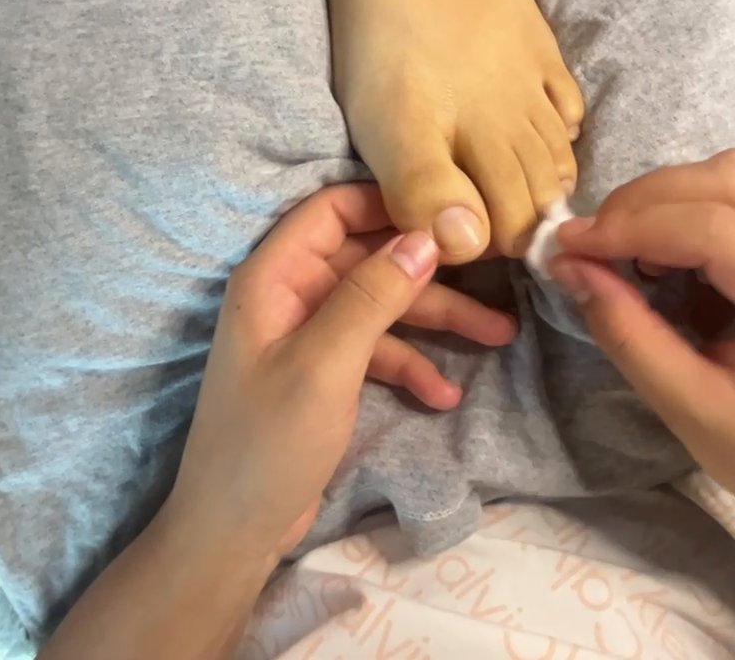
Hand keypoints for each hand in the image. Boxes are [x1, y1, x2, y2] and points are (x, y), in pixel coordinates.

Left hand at [160, 184, 513, 562]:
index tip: (448, 210)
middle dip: (428, 273)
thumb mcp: (324, 364)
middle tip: (494, 273)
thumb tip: (425, 238)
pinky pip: (376, 350)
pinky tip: (445, 394)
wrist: (234, 533)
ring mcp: (310, 333)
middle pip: (368, 260)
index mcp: (274, 275)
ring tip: (500, 334)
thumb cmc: (268, 440)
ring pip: (381, 307)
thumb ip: (372, 296)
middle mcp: (292, 293)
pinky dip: (410, 365)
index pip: (332, 210)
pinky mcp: (326, 370)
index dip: (386, 202)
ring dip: (435, 321)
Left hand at [301, 0, 583, 262]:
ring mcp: (535, 73)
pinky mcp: (534, 36)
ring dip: (547, 178)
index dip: (503, 248)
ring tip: (531, 197)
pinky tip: (554, 129)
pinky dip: (563, 124)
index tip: (485, 257)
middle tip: (509, 236)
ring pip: (558, 144)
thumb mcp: (388, 124)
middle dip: (529, 220)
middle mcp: (524, 115)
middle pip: (541, 187)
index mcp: (490, 144)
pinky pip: (566, 94)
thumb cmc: (386, 39)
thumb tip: (473, 246)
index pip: (516, 221)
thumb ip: (428, 189)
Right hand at [548, 149, 734, 560]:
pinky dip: (698, 197)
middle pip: (731, 183)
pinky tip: (674, 239)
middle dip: (643, 201)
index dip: (636, 225)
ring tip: (631, 242)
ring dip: (669, 193)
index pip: (720, 231)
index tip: (572, 245)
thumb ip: (625, 332)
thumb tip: (568, 263)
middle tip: (591, 242)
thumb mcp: (687, 410)